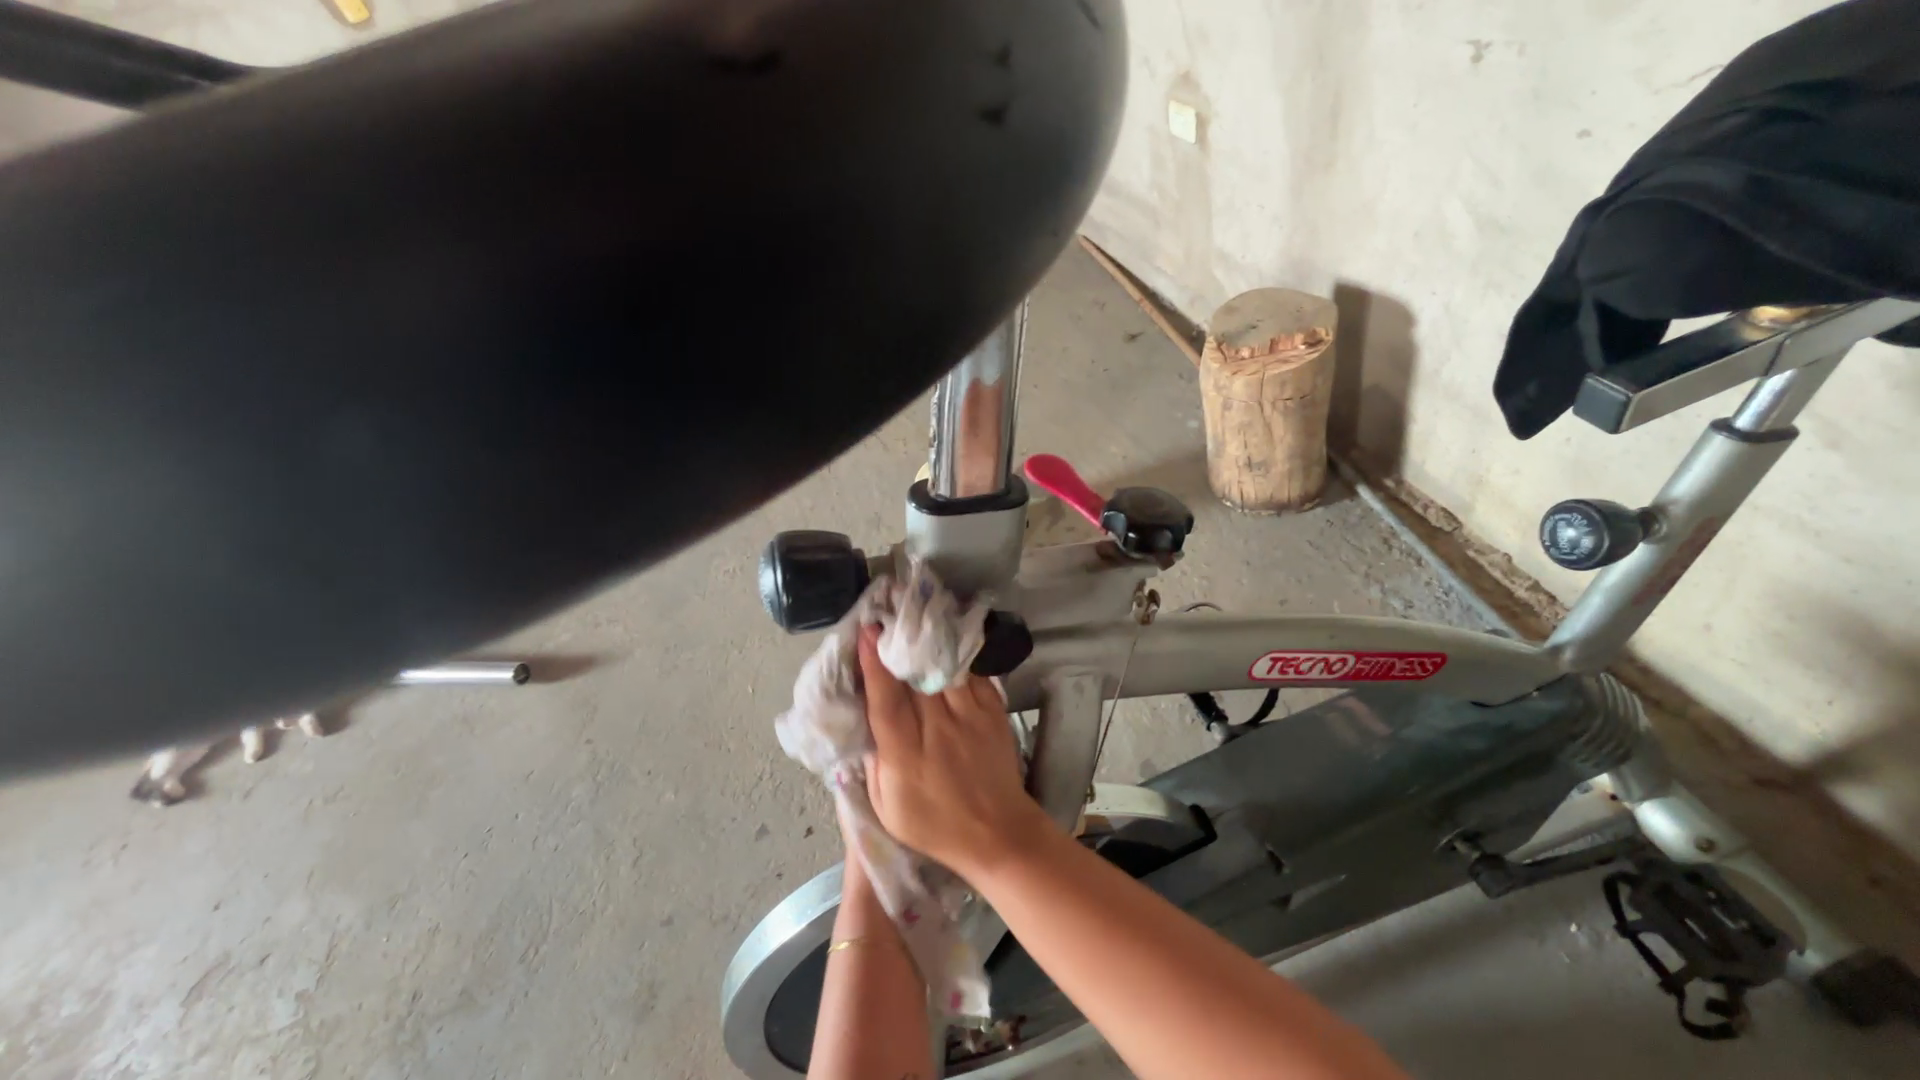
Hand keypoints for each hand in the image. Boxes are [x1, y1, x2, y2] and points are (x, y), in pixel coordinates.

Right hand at [856, 624, 1049, 878]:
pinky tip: (948, 639)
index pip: (886, 702)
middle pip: (914, 678)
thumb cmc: (936, 825)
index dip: (874, 666)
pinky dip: (959, 657)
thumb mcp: (888, 808)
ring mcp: (970, 719)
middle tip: (885, 614)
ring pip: (945, 669)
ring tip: (916, 618)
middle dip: (899, 644)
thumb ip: (874, 764)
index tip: (866, 633)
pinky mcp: (993, 714)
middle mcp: (938, 730)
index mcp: (906, 756)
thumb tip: (864, 726)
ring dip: (929, 643)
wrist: (998, 833)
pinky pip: (973, 676)